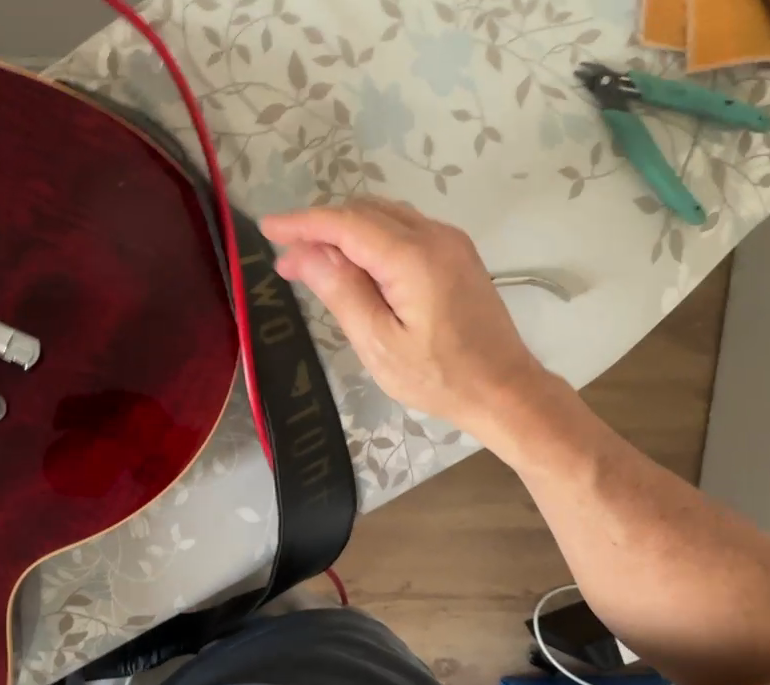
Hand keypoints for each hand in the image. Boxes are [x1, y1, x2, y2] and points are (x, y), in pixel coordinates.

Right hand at [261, 197, 546, 438]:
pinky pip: (403, 230)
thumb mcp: (379, 343)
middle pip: (365, 212)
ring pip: (385, 217)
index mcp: (413, 257)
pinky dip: (369, 239)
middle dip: (320, 227)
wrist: (502, 388)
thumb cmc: (437, 377)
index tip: (267, 228)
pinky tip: (353, 265)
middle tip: (287, 259)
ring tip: (312, 262)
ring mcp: (449, 242)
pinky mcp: (456, 256)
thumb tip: (304, 254)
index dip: (303, 222)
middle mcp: (434, 236)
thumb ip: (342, 292)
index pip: (346, 224)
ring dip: (344, 231)